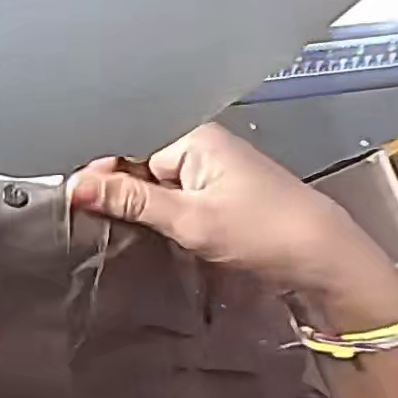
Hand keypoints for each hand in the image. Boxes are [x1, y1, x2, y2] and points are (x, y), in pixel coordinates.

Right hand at [67, 123, 397, 301]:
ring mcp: (203, 171)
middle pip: (133, 159)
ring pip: (146, 180)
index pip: (124, 140)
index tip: (76, 198)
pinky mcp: (208, 195)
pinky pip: (163, 196)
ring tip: (107, 221)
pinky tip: (135, 227)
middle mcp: (195, 147)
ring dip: (128, 201)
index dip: (97, 168)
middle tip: (87, 214)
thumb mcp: (187, 218)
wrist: (322, 261)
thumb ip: (129, 200)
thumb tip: (75, 187)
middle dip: (110, 185)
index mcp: (191, 136)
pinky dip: (148, 211)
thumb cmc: (261, 231)